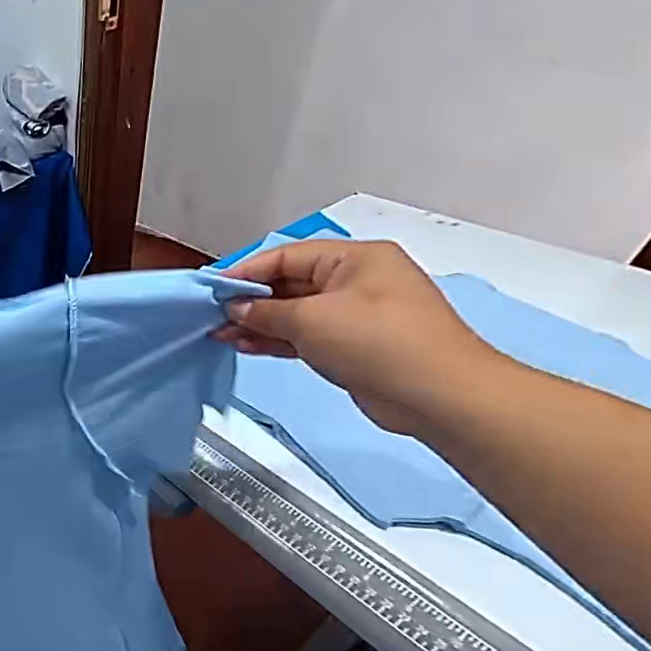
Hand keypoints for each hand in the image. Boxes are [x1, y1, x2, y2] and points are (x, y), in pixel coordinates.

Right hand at [215, 239, 507, 433]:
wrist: (437, 395)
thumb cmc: (380, 343)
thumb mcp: (312, 319)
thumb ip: (266, 312)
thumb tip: (236, 309)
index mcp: (355, 257)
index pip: (286, 256)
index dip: (246, 272)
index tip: (213, 289)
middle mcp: (355, 280)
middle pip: (290, 284)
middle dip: (250, 301)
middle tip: (213, 316)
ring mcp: (354, 314)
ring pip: (294, 313)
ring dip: (258, 324)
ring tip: (221, 335)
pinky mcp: (351, 345)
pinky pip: (304, 336)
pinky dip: (276, 340)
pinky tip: (247, 345)